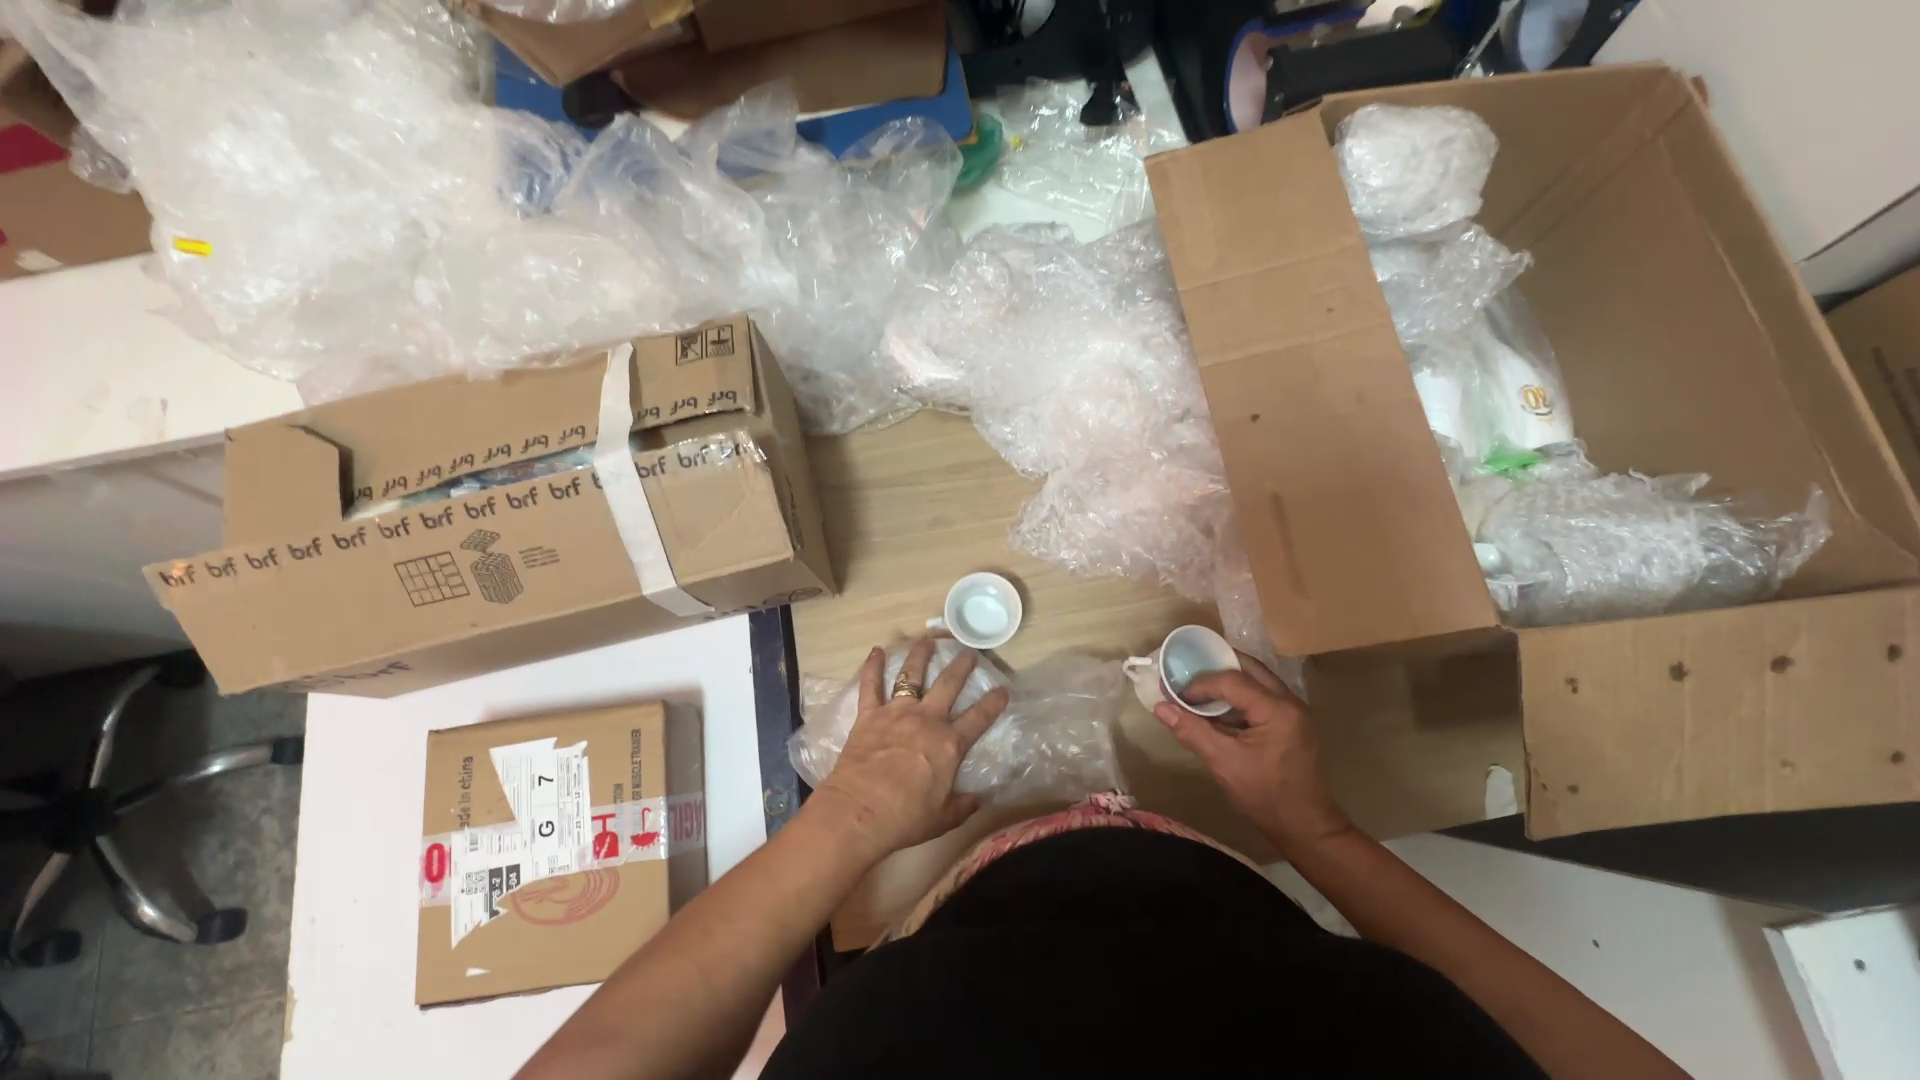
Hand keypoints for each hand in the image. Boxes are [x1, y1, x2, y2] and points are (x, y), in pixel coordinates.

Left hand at [810, 638, 1009, 862]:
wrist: (860, 811)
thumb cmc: (905, 818)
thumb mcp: (943, 818)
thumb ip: (962, 806)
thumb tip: (978, 800)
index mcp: (949, 744)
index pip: (979, 718)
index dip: (993, 703)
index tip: (1003, 689)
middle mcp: (926, 720)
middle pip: (948, 685)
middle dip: (961, 667)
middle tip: (970, 653)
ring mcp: (896, 713)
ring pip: (911, 675)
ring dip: (921, 655)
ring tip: (928, 640)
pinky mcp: (868, 715)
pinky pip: (870, 685)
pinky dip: (872, 666)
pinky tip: (875, 650)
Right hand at [1153, 654, 1354, 853]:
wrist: (1305, 826)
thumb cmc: (1265, 796)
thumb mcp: (1224, 763)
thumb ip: (1192, 731)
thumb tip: (1161, 707)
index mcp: (1276, 709)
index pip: (1232, 680)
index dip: (1200, 684)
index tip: (1175, 695)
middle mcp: (1289, 702)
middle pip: (1249, 668)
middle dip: (1216, 667)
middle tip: (1187, 674)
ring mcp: (1293, 711)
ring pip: (1257, 680)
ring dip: (1228, 680)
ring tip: (1198, 688)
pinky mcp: (1291, 722)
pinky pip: (1262, 696)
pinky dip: (1239, 696)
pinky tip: (1218, 708)